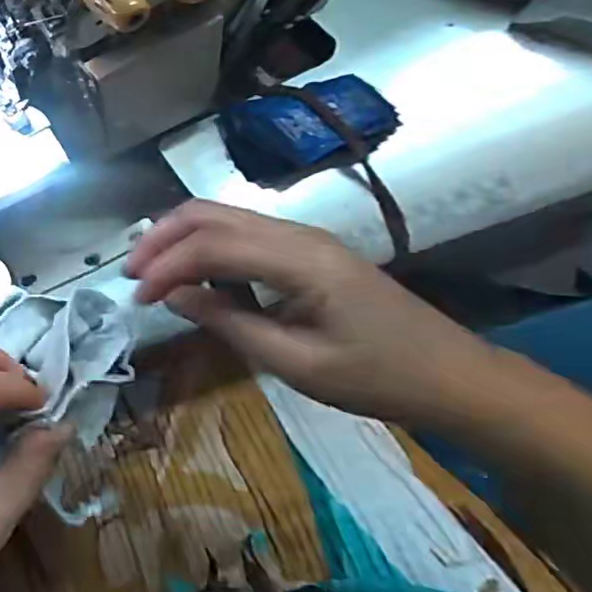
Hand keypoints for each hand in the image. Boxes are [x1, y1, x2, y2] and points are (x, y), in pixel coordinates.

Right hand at [123, 200, 507, 425]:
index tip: (139, 299)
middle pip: (207, 213)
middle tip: (131, 275)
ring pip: (218, 215)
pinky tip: (190, 273)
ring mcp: (302, 237)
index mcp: (301, 261)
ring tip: (150, 272)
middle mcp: (297, 234)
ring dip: (176, 237)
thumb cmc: (382, 378)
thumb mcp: (298, 364)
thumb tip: (172, 295)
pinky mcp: (303, 248)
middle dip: (159, 238)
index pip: (211, 245)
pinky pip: (237, 231)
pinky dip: (201, 245)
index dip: (165, 266)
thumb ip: (228, 323)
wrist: (460, 379)